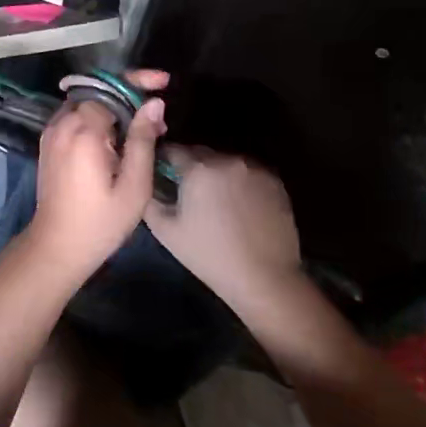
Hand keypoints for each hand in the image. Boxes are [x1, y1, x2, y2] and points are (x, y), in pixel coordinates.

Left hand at [25, 70, 168, 273]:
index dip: (139, 83)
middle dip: (129, 97)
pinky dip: (96, 120)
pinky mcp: (48, 144)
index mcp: (84, 131)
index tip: (163, 82)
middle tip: (157, 119)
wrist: (56, 246)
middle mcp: (63, 124)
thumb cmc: (100, 222)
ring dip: (113, 108)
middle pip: (98, 92)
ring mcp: (51, 133)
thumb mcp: (133, 185)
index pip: (112, 89)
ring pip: (86, 104)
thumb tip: (155, 103)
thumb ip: (143, 139)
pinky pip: (74, 118)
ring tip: (142, 131)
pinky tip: (116, 141)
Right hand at [144, 149, 306, 317]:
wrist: (264, 277)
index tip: (160, 173)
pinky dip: (240, 181)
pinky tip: (240, 205)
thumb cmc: (208, 255)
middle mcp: (228, 160)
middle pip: (201, 153)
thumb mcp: (166, 231)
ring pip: (226, 162)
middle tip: (187, 191)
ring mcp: (255, 169)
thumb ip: (150, 199)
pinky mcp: (275, 181)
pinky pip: (249, 173)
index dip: (163, 159)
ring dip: (217, 173)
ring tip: (216, 199)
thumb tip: (149, 183)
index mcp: (199, 169)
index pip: (173, 149)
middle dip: (191, 166)